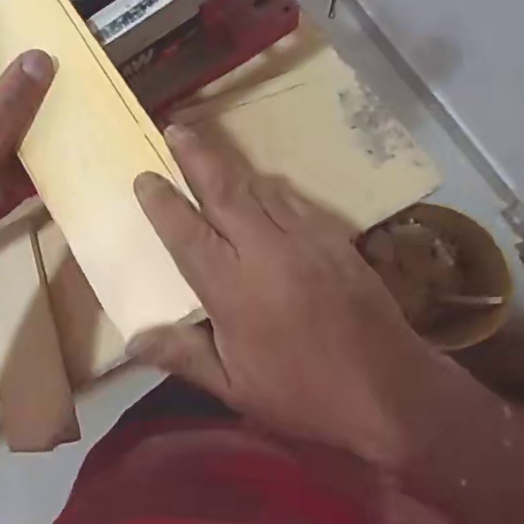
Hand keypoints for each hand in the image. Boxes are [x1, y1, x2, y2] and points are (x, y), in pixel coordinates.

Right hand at [130, 124, 456, 468]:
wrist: (389, 387)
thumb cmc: (305, 395)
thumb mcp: (236, 389)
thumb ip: (185, 357)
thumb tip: (134, 340)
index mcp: (234, 291)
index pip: (188, 235)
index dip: (163, 202)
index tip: (144, 176)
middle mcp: (267, 252)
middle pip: (224, 192)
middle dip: (197, 157)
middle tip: (176, 128)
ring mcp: (306, 240)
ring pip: (261, 189)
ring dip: (233, 166)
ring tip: (210, 148)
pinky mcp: (336, 239)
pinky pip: (295, 201)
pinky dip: (272, 188)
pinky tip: (264, 185)